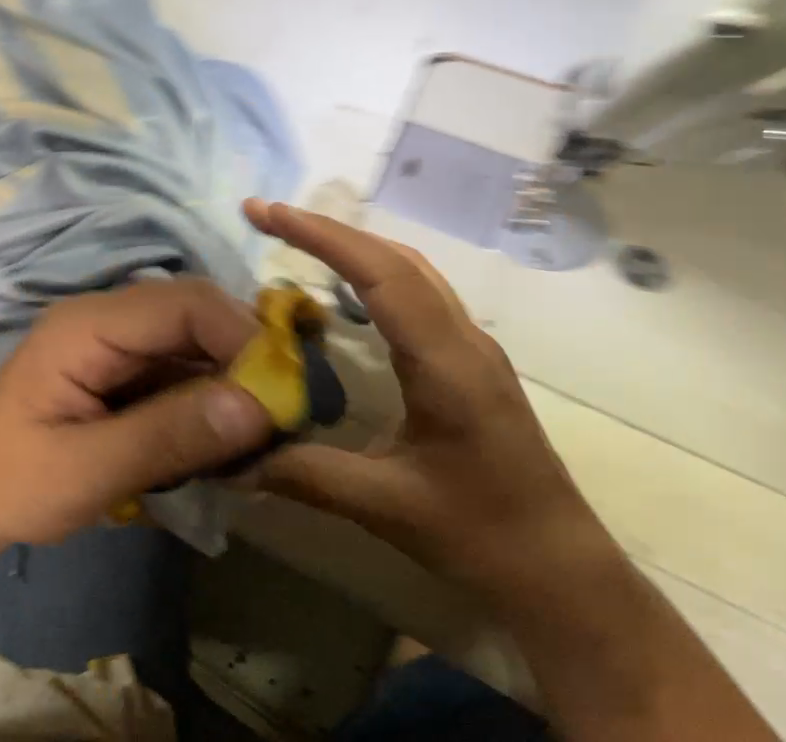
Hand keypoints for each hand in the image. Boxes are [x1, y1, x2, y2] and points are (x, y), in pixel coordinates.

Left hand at [0, 279, 275, 547]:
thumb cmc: (11, 482)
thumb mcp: (88, 467)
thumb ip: (169, 434)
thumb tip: (259, 405)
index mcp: (85, 327)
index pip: (183, 302)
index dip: (244, 337)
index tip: (286, 399)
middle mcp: (102, 325)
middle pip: (195, 319)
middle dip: (246, 365)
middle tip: (283, 428)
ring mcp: (111, 352)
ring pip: (194, 351)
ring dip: (232, 393)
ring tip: (260, 449)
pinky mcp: (119, 382)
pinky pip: (180, 380)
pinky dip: (209, 411)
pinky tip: (227, 453)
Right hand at [241, 199, 625, 609]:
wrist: (562, 572)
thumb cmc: (480, 535)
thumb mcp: (381, 506)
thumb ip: (299, 473)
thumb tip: (223, 455)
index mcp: (448, 367)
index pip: (382, 277)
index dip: (321, 238)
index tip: (264, 214)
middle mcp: (465, 344)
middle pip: (397, 260)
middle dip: (327, 228)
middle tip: (263, 215)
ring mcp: (471, 352)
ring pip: (410, 272)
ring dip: (350, 245)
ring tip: (290, 237)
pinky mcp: (466, 365)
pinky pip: (415, 295)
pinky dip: (367, 272)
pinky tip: (336, 289)